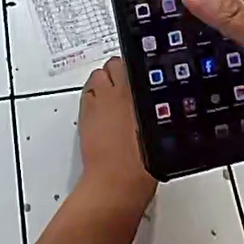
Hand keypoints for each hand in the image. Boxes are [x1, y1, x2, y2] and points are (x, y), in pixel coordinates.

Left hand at [77, 58, 155, 216]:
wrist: (117, 179)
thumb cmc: (142, 163)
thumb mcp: (160, 131)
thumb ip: (154, 111)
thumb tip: (154, 106)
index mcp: (139, 93)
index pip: (133, 64)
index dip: (135, 69)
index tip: (137, 73)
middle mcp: (116, 92)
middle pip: (112, 65)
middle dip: (117, 73)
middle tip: (123, 86)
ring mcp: (98, 101)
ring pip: (96, 76)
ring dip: (102, 83)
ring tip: (110, 98)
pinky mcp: (84, 112)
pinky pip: (86, 93)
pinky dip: (92, 97)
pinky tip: (100, 110)